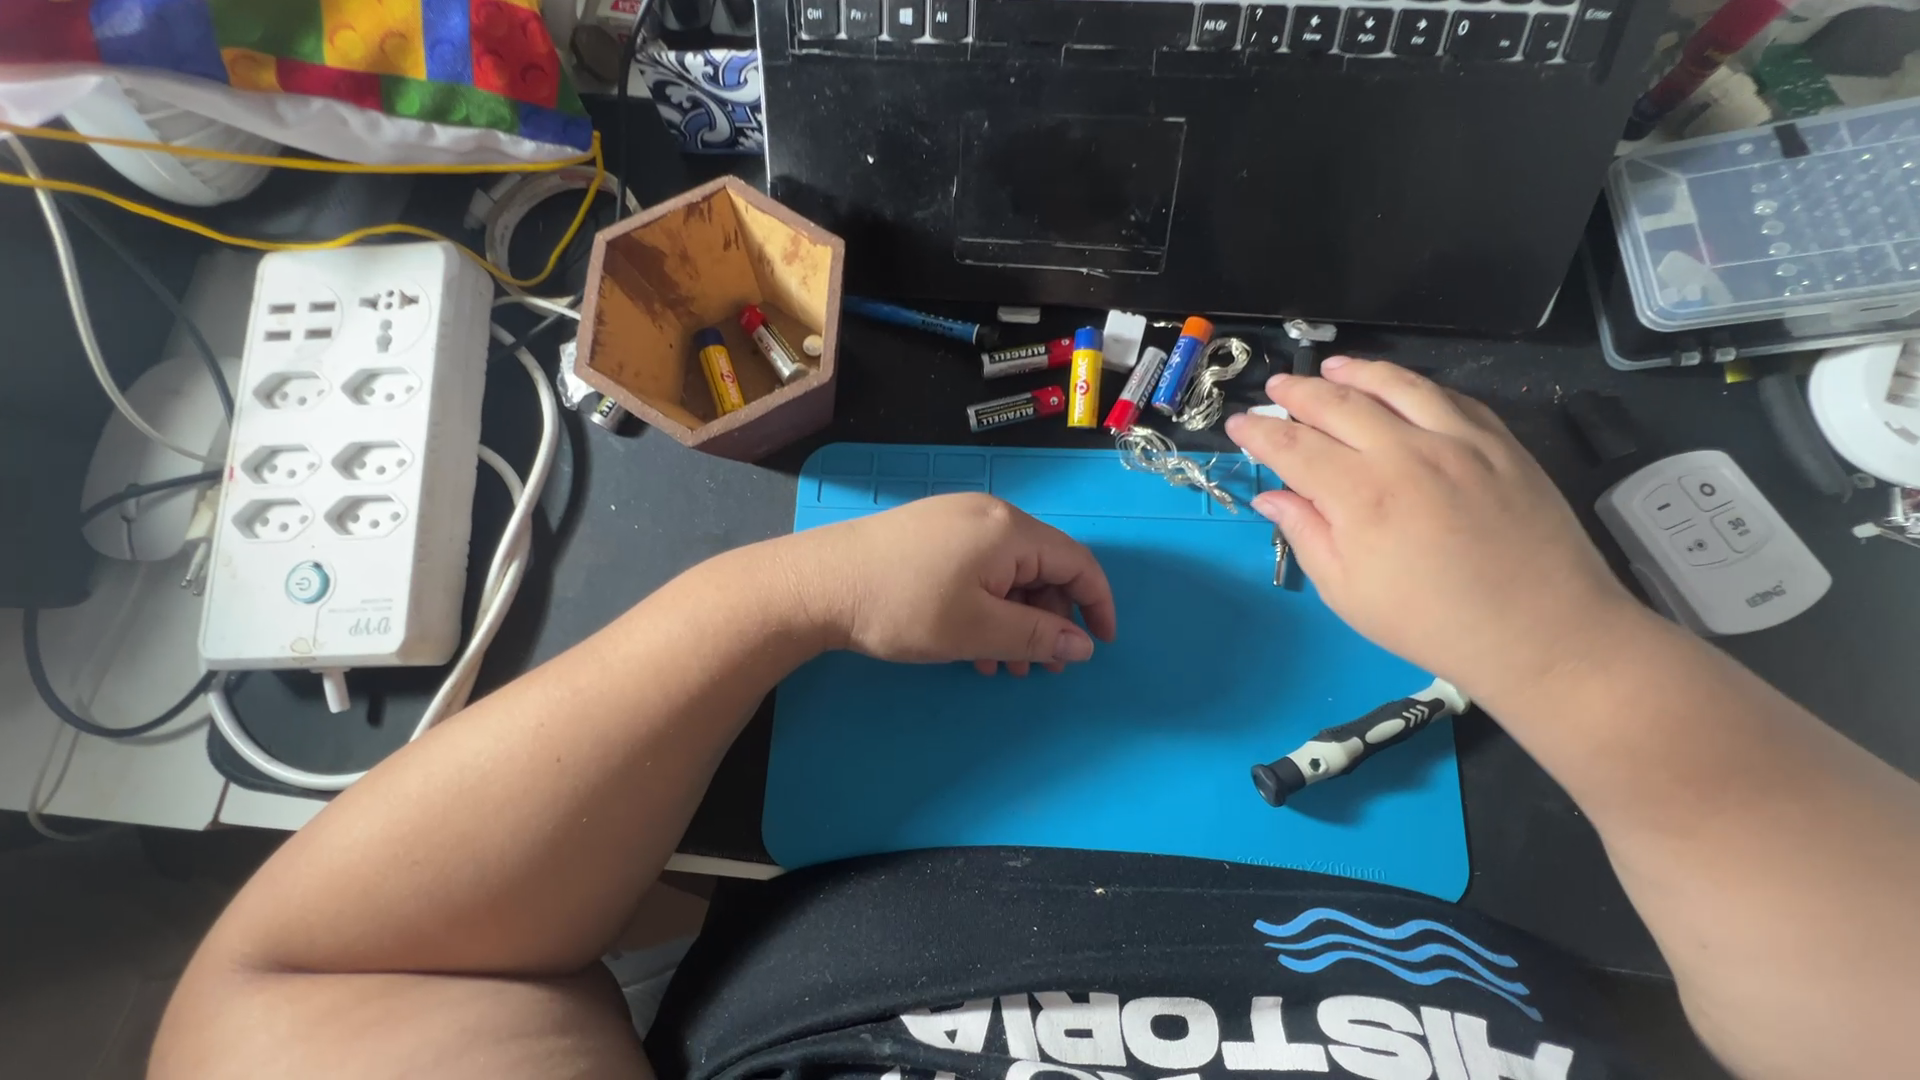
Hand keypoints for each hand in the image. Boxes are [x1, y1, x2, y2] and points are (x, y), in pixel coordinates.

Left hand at [777, 493, 1117, 674]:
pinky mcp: (931, 535)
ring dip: (1015, 622)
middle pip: (1043, 569)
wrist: (819, 584)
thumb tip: (1084, 645)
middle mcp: (989, 516)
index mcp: (1010, 530)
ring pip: (1008, 575)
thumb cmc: (904, 606)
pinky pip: (979, 571)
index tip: (1099, 645)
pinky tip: (972, 645)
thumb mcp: (978, 629)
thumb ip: (1038, 637)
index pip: (1077, 562)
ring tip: (1002, 666)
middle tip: (1038, 668)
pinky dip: (987, 608)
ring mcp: (957, 522)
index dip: (1097, 605)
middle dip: (1048, 621)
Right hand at [1225, 357, 1642, 697]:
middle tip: (1275, 388)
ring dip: (1354, 372)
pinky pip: (1448, 397)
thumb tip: (1272, 498)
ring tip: (1330, 368)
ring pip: (1396, 386)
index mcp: (1361, 496)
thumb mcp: (1346, 592)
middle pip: (1338, 404)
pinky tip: (1398, 388)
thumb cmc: (1430, 622)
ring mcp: (1459, 441)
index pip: (1293, 447)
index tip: (1239, 426)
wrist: (1542, 632)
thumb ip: (1305, 534)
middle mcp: (1406, 454)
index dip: (1259, 433)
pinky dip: (1413, 385)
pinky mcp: (1500, 443)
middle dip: (1298, 393)